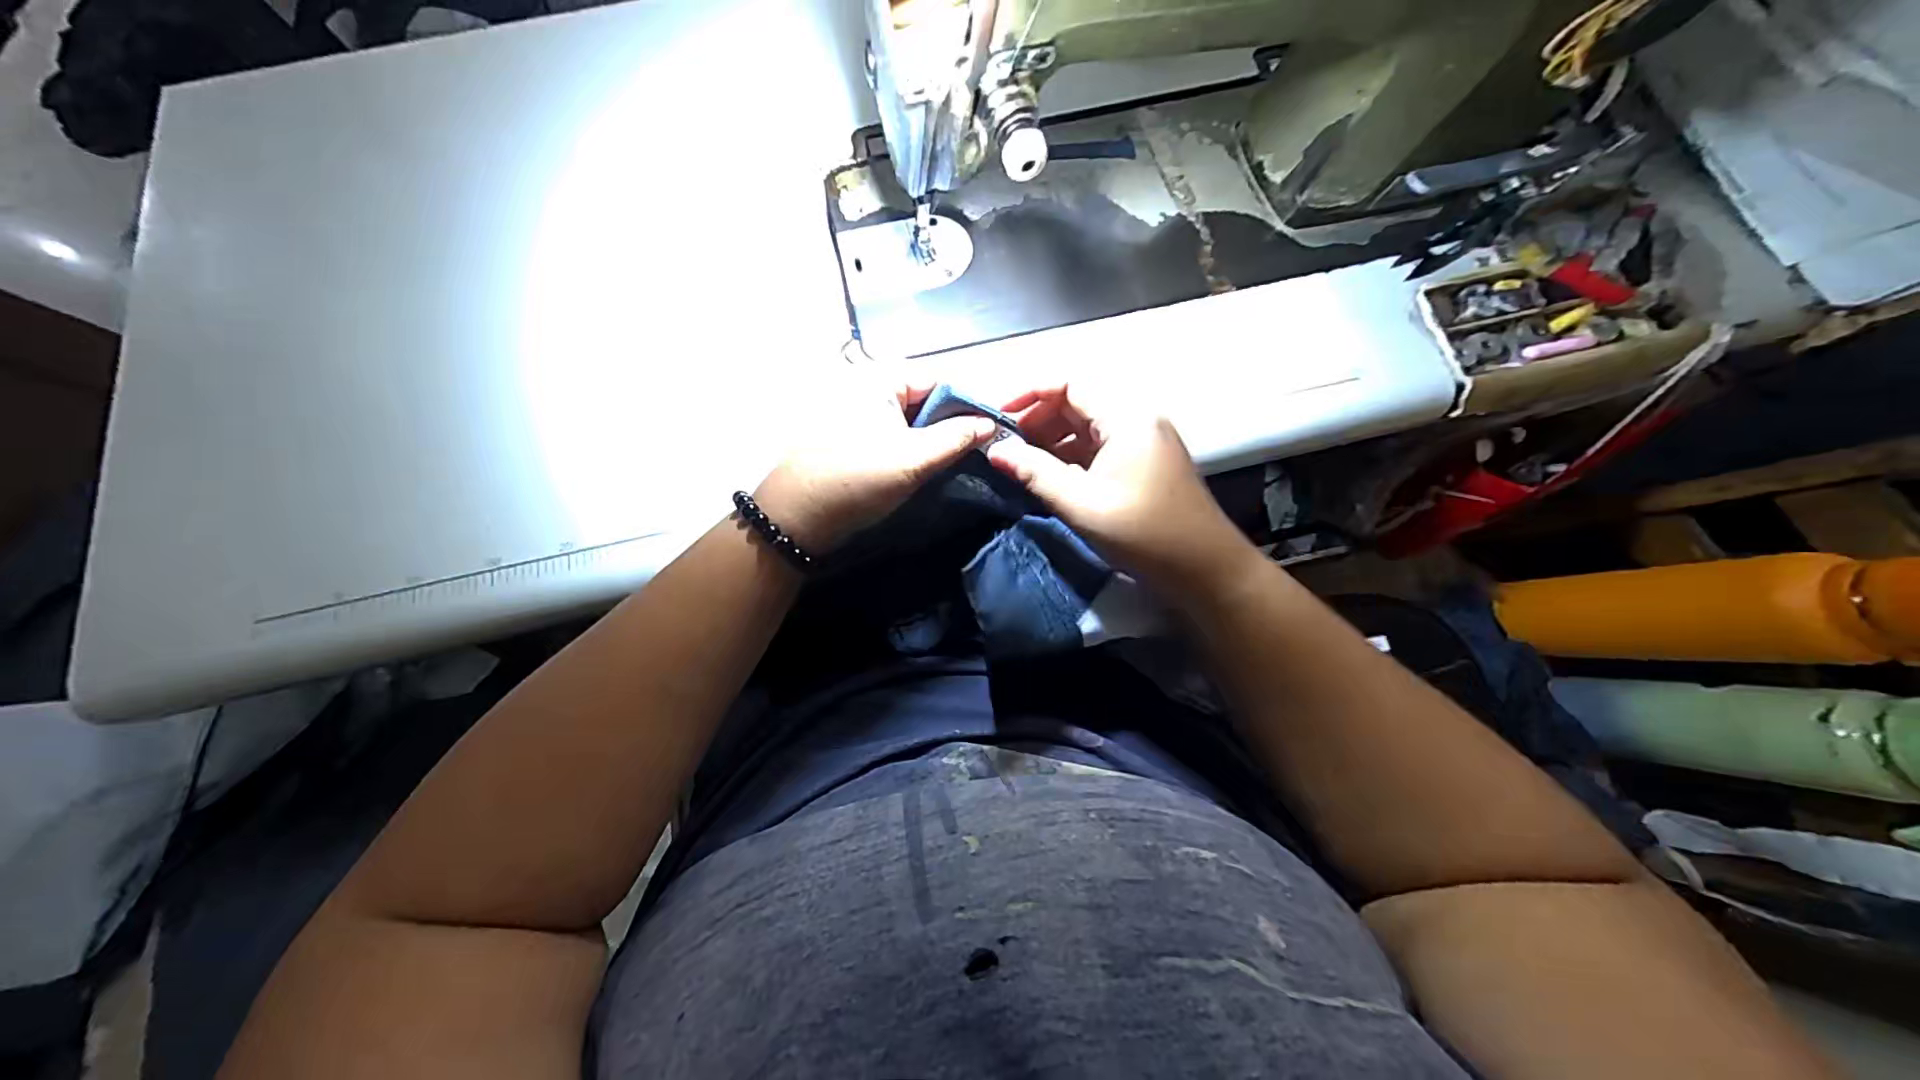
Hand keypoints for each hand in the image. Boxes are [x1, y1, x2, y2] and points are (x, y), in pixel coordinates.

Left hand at [752, 375, 997, 553]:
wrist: (799, 517)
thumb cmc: (860, 479)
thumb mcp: (915, 458)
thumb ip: (957, 438)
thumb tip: (990, 424)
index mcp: (880, 381)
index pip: (937, 381)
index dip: (964, 406)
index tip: (986, 435)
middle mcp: (866, 390)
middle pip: (923, 401)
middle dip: (947, 426)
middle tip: (970, 456)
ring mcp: (856, 416)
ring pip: (908, 423)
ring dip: (929, 444)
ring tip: (948, 467)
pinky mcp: (851, 442)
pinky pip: (892, 438)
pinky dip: (909, 452)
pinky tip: (921, 473)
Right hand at [984, 384, 1258, 596]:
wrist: (1205, 570)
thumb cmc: (1143, 533)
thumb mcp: (1081, 503)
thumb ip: (1035, 473)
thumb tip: (995, 451)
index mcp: (1127, 418)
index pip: (1069, 384)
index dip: (1029, 396)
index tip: (999, 419)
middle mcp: (1137, 421)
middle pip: (1077, 405)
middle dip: (1037, 423)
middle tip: (1006, 450)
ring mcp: (1143, 444)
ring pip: (1086, 430)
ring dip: (1052, 444)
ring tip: (1021, 468)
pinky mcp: (1144, 466)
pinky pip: (1099, 450)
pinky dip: (1071, 460)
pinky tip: (1050, 481)